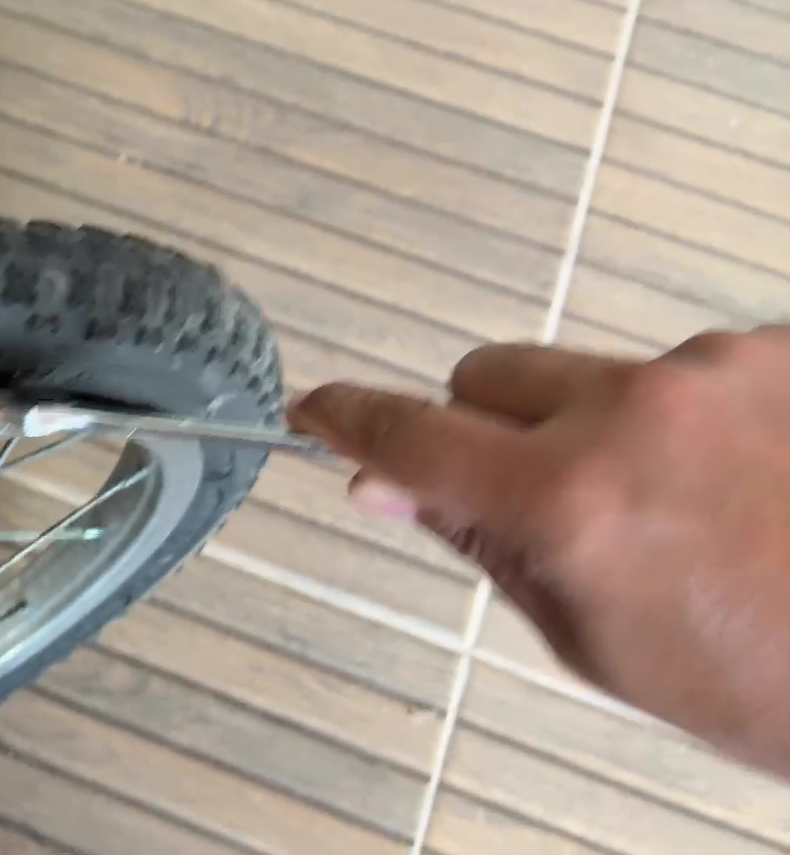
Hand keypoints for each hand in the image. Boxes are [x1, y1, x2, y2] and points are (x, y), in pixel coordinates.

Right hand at [290, 329, 789, 774]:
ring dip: (598, 422)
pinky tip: (763, 474)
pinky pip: (688, 371)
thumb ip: (476, 540)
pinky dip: (690, 414)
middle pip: (484, 374)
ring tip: (695, 497)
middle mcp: (638, 412)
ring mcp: (728, 370)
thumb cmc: (772, 683)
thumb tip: (375, 485)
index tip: (310, 411)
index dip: (345, 419)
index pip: (409, 435)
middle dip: (487, 423)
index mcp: (572, 498)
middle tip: (546, 488)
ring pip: (588, 373)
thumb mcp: (594, 635)